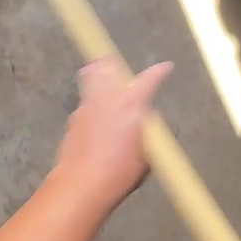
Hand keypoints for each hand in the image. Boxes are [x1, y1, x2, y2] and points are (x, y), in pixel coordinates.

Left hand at [51, 58, 171, 208]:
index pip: (150, 79)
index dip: (160, 71)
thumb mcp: (148, 153)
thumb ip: (148, 129)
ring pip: (91, 80)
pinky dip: (89, 101)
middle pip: (109, 68)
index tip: (167, 67)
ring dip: (96, 75)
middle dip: (113, 63)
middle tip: (112, 59)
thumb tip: (146, 118)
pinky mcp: (73, 119)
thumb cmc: (121, 171)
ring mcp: (87, 107)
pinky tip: (92, 112)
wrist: (82, 181)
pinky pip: (84, 103)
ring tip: (95, 69)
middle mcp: (108, 98)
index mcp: (132, 104)